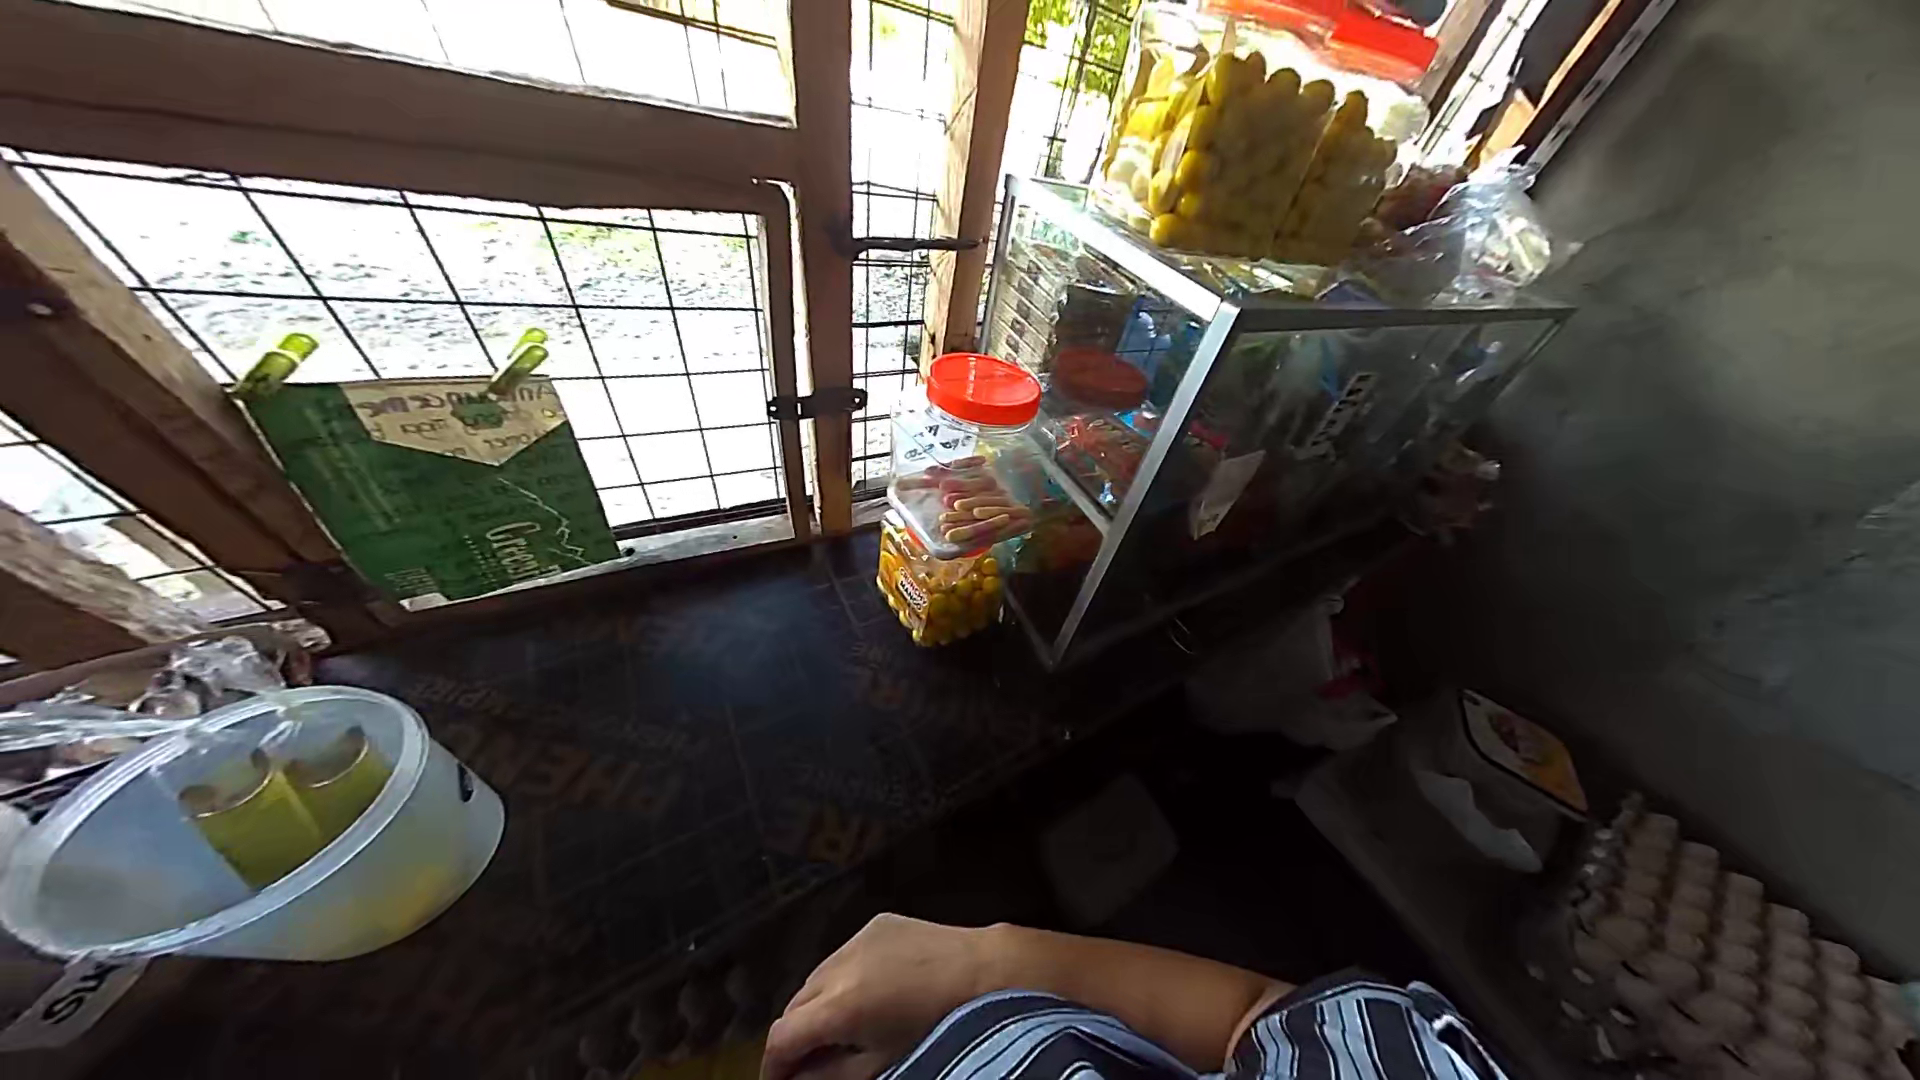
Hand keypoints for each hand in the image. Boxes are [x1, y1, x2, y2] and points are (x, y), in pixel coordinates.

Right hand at [761, 914, 995, 1079]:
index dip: (772, 1067)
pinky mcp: (877, 922)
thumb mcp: (881, 1066)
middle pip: (796, 1004)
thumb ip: (829, 1076)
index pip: (781, 1036)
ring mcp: (858, 936)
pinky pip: (844, 954)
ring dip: (817, 1004)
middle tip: (809, 1063)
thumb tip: (796, 1079)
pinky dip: (841, 977)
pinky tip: (865, 992)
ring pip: (818, 975)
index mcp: (841, 1004)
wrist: (979, 971)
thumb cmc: (934, 1028)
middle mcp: (841, 963)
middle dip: (796, 1036)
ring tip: (839, 1028)